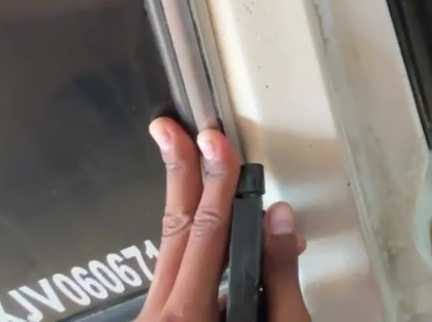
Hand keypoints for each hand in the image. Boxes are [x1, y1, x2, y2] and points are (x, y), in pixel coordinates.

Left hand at [136, 119, 310, 321]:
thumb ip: (278, 274)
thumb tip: (279, 216)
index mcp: (184, 317)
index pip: (206, 229)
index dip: (216, 178)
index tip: (214, 139)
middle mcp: (158, 317)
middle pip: (174, 226)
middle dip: (177, 171)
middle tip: (166, 128)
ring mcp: (152, 321)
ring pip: (174, 248)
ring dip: (190, 201)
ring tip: (189, 154)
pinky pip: (180, 272)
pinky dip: (201, 243)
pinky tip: (218, 229)